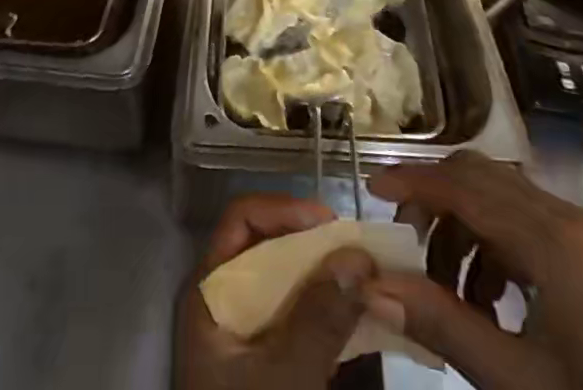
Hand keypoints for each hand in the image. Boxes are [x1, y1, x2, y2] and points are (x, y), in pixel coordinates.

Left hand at [176, 195, 377, 389]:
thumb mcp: (284, 377)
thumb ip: (320, 318)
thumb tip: (358, 255)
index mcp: (212, 290)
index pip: (242, 219)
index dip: (284, 209)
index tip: (331, 223)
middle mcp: (227, 298)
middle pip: (269, 244)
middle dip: (317, 243)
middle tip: (361, 251)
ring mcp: (247, 327)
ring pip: (289, 279)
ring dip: (330, 275)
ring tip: (370, 279)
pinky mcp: (268, 354)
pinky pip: (301, 313)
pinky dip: (331, 308)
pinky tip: (364, 317)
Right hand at [364, 151, 582, 389]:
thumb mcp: (517, 380)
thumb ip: (442, 325)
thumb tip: (371, 286)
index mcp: (553, 240)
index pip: (466, 186)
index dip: (414, 181)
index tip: (369, 190)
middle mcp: (567, 218)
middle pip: (482, 178)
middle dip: (434, 200)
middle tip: (403, 244)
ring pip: (501, 200)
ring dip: (462, 230)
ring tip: (444, 292)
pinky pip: (525, 225)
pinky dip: (491, 247)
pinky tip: (486, 302)